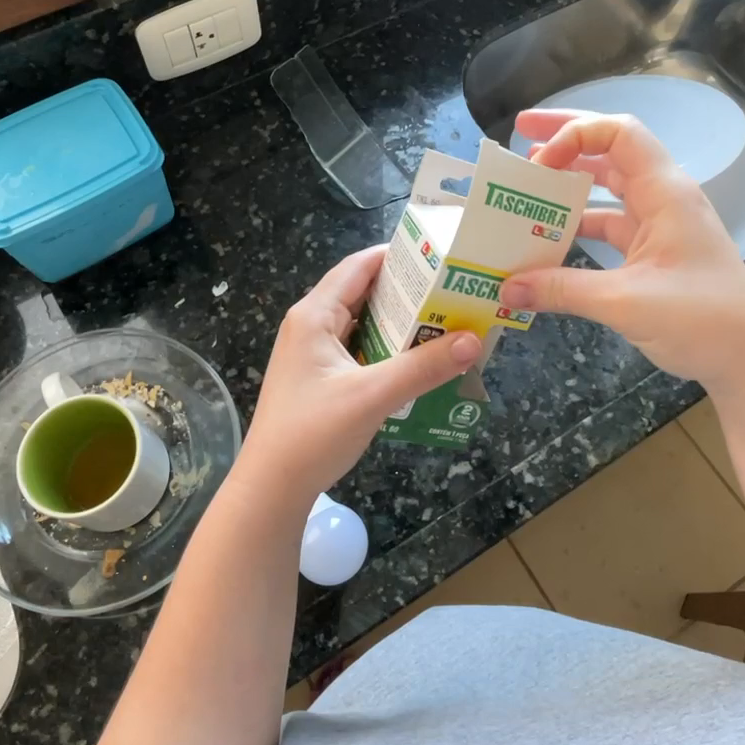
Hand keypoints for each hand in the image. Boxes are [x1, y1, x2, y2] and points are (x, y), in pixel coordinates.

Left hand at [236, 246, 482, 508]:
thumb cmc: (313, 433)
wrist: (271, 488)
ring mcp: (312, 352)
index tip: (439, 257)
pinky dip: (387, 348)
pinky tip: (416, 361)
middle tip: (452, 293)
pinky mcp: (319, 377)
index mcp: (314, 315)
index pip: (359, 266)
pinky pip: (358, 349)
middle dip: (406, 292)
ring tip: (443, 323)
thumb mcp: (373, 396)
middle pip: (363, 292)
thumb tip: (473, 340)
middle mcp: (310, 325)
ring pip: (362, 323)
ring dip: (399, 323)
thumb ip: (424, 367)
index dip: (397, 256)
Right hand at [497, 110, 744, 396]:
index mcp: (666, 193)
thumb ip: (562, 290)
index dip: (575, 134)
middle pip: (611, 150)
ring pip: (608, 188)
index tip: (537, 158)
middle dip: (565, 139)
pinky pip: (609, 224)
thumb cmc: (703, 320)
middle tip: (519, 136)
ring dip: (569, 183)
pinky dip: (578, 225)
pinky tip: (548, 236)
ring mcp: (659, 224)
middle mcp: (662, 198)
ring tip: (527, 185)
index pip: (619, 134)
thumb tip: (506, 289)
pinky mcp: (653, 251)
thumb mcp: (626, 303)